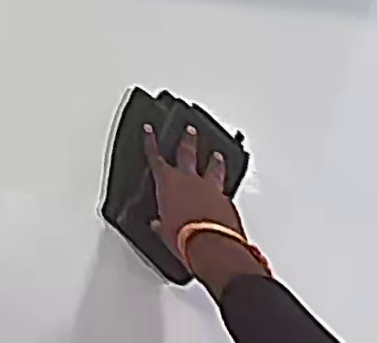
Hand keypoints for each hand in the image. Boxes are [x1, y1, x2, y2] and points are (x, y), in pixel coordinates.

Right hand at [144, 124, 268, 295]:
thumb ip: (161, 224)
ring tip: (217, 153)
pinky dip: (224, 188)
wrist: (213, 248)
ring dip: (214, 160)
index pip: (155, 156)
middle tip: (189, 129)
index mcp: (167, 182)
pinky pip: (225, 190)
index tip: (149, 129)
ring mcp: (210, 188)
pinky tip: (226, 190)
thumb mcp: (165, 232)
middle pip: (187, 153)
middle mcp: (188, 179)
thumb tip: (157, 226)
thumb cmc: (184, 238)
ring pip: (211, 167)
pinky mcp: (227, 202)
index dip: (150, 141)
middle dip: (187, 140)